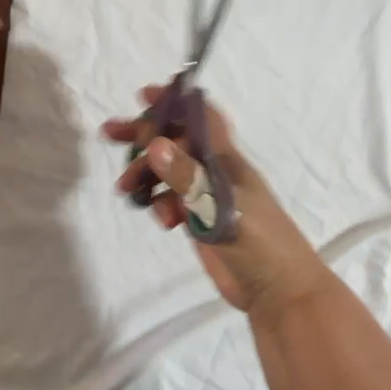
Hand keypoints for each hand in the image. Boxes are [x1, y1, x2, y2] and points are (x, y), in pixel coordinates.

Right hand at [103, 86, 320, 313]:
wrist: (281, 294)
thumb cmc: (260, 243)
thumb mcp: (221, 206)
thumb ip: (187, 177)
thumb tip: (154, 145)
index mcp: (226, 160)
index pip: (200, 117)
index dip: (175, 101)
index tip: (143, 95)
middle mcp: (215, 172)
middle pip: (174, 141)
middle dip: (143, 135)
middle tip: (109, 133)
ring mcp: (207, 197)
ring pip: (168, 172)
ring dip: (144, 173)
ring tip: (123, 189)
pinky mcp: (200, 221)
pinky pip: (170, 201)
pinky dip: (158, 203)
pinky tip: (159, 219)